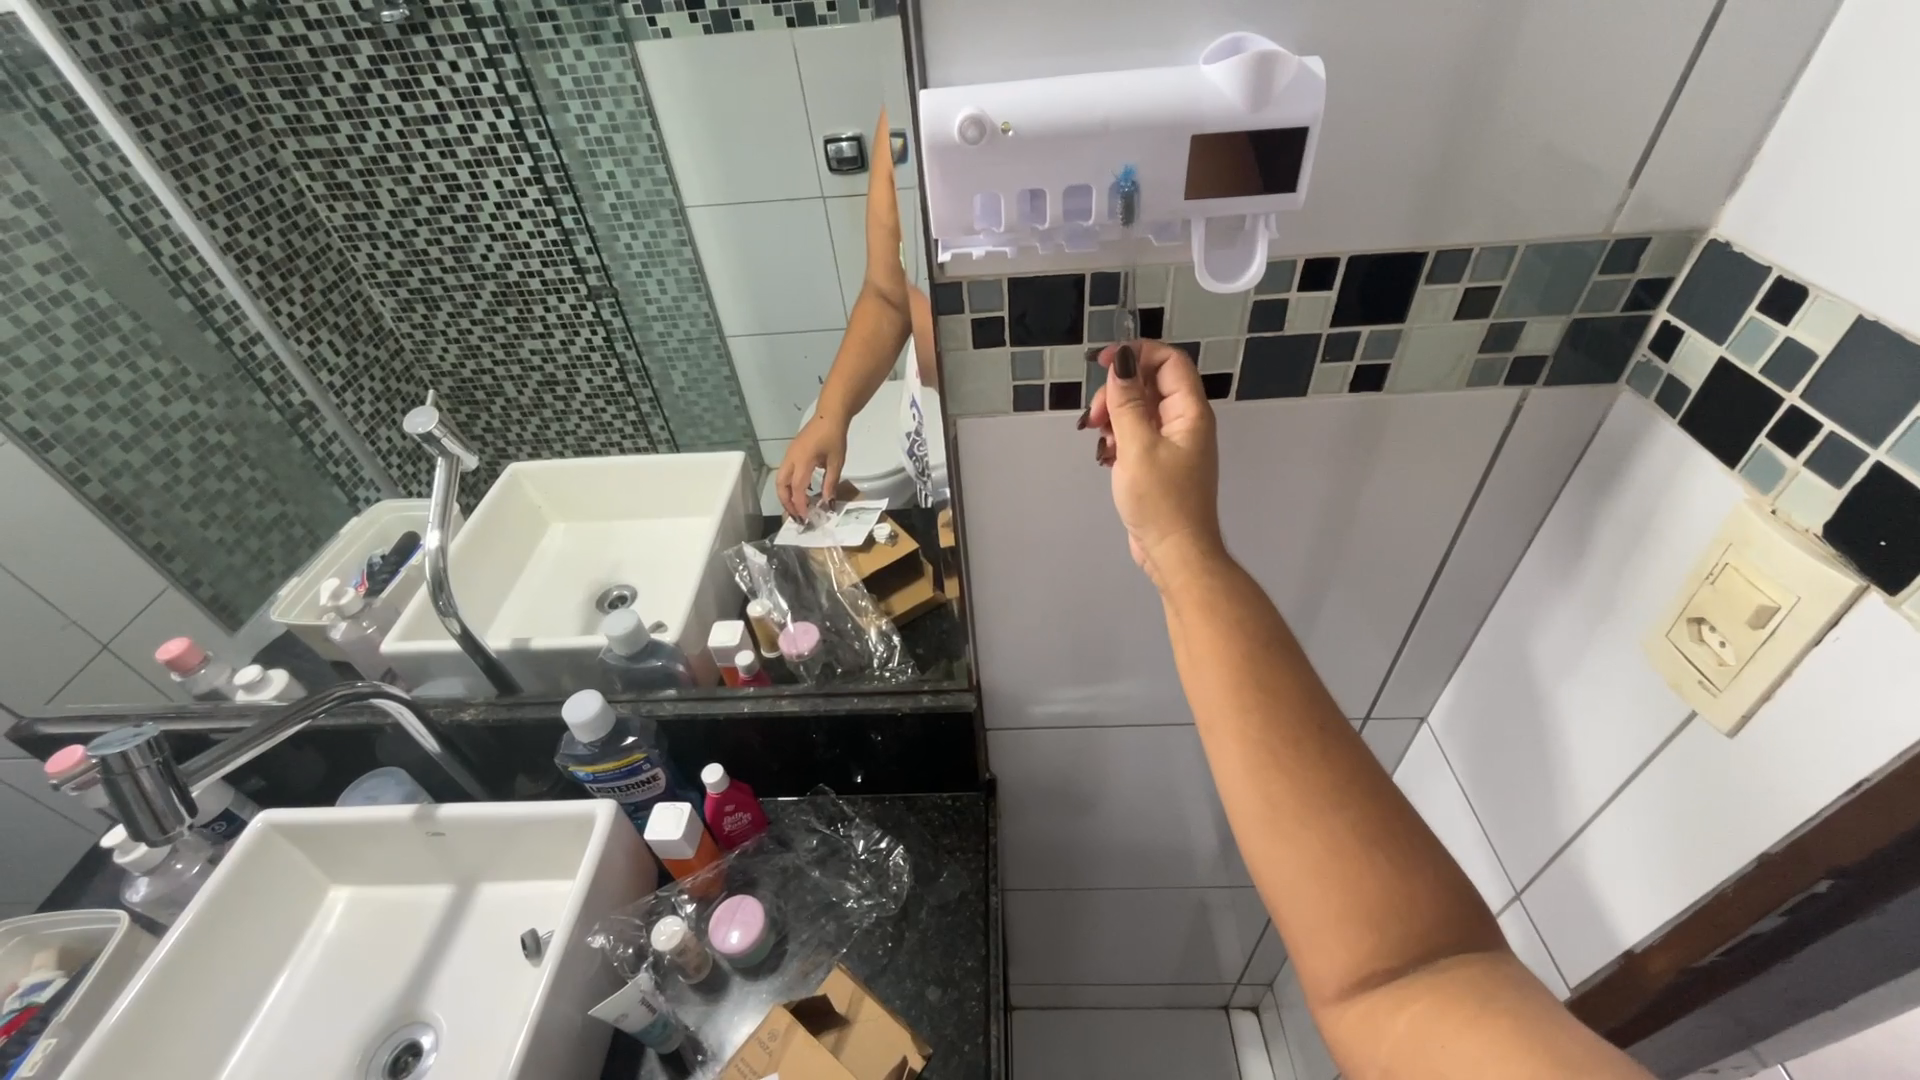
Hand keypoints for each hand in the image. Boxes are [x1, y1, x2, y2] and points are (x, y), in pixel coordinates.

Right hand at [777, 413, 847, 519]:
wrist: (829, 415)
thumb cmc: (835, 437)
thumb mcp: (836, 462)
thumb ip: (830, 483)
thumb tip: (828, 503)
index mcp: (802, 461)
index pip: (796, 488)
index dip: (799, 504)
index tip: (805, 517)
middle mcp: (791, 459)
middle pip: (781, 486)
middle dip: (787, 503)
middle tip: (797, 516)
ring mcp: (789, 455)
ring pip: (780, 480)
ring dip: (786, 495)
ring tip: (797, 508)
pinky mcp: (791, 453)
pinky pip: (785, 473)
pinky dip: (788, 486)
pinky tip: (801, 492)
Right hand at [1084, 341, 1225, 588]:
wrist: (1175, 552)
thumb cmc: (1161, 502)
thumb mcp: (1138, 447)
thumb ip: (1127, 403)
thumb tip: (1121, 363)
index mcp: (1189, 413)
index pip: (1168, 361)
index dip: (1136, 354)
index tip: (1103, 363)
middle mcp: (1184, 423)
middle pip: (1149, 385)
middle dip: (1117, 393)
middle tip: (1095, 418)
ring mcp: (1171, 444)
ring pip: (1138, 411)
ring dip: (1113, 419)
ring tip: (1101, 443)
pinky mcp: (1158, 463)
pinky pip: (1135, 436)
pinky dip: (1117, 440)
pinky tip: (1106, 458)